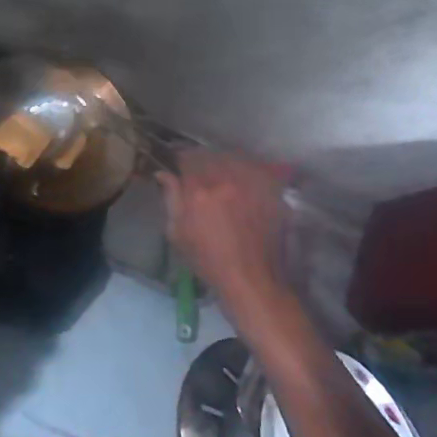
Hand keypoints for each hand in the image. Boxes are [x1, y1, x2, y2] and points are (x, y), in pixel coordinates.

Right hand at [159, 149, 290, 304]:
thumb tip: (163, 174)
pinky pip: (261, 172)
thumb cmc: (208, 259)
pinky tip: (245, 180)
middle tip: (200, 168)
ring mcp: (254, 188)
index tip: (179, 163)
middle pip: (213, 155)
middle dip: (203, 158)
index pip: (188, 157)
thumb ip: (171, 198)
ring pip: (238, 159)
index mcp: (199, 191)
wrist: (252, 281)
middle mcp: (227, 182)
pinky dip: (251, 171)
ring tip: (223, 171)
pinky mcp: (274, 197)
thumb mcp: (177, 232)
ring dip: (226, 161)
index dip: (181, 157)